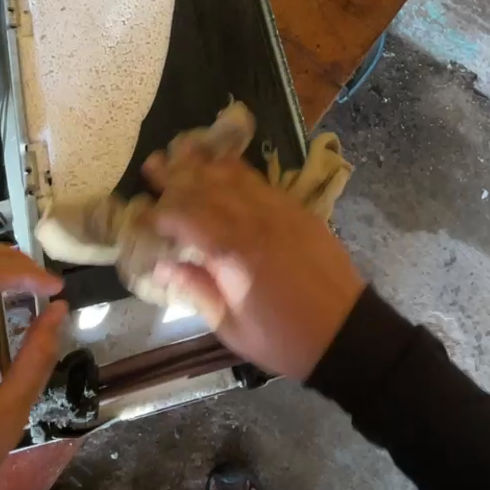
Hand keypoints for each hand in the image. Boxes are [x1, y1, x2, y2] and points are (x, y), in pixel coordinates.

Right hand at [144, 144, 364, 379]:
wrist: (347, 332)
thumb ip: (197, 288)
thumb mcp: (232, 326)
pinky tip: (224, 164)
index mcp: (234, 253)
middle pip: (208, 188)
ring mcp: (279, 210)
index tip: (141, 212)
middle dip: (178, 176)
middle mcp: (254, 222)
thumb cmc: (284, 339)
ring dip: (206, 164)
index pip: (187, 219)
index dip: (161, 213)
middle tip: (153, 164)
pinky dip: (237, 170)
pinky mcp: (297, 209)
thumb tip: (162, 265)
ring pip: (235, 177)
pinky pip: (261, 181)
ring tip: (183, 150)